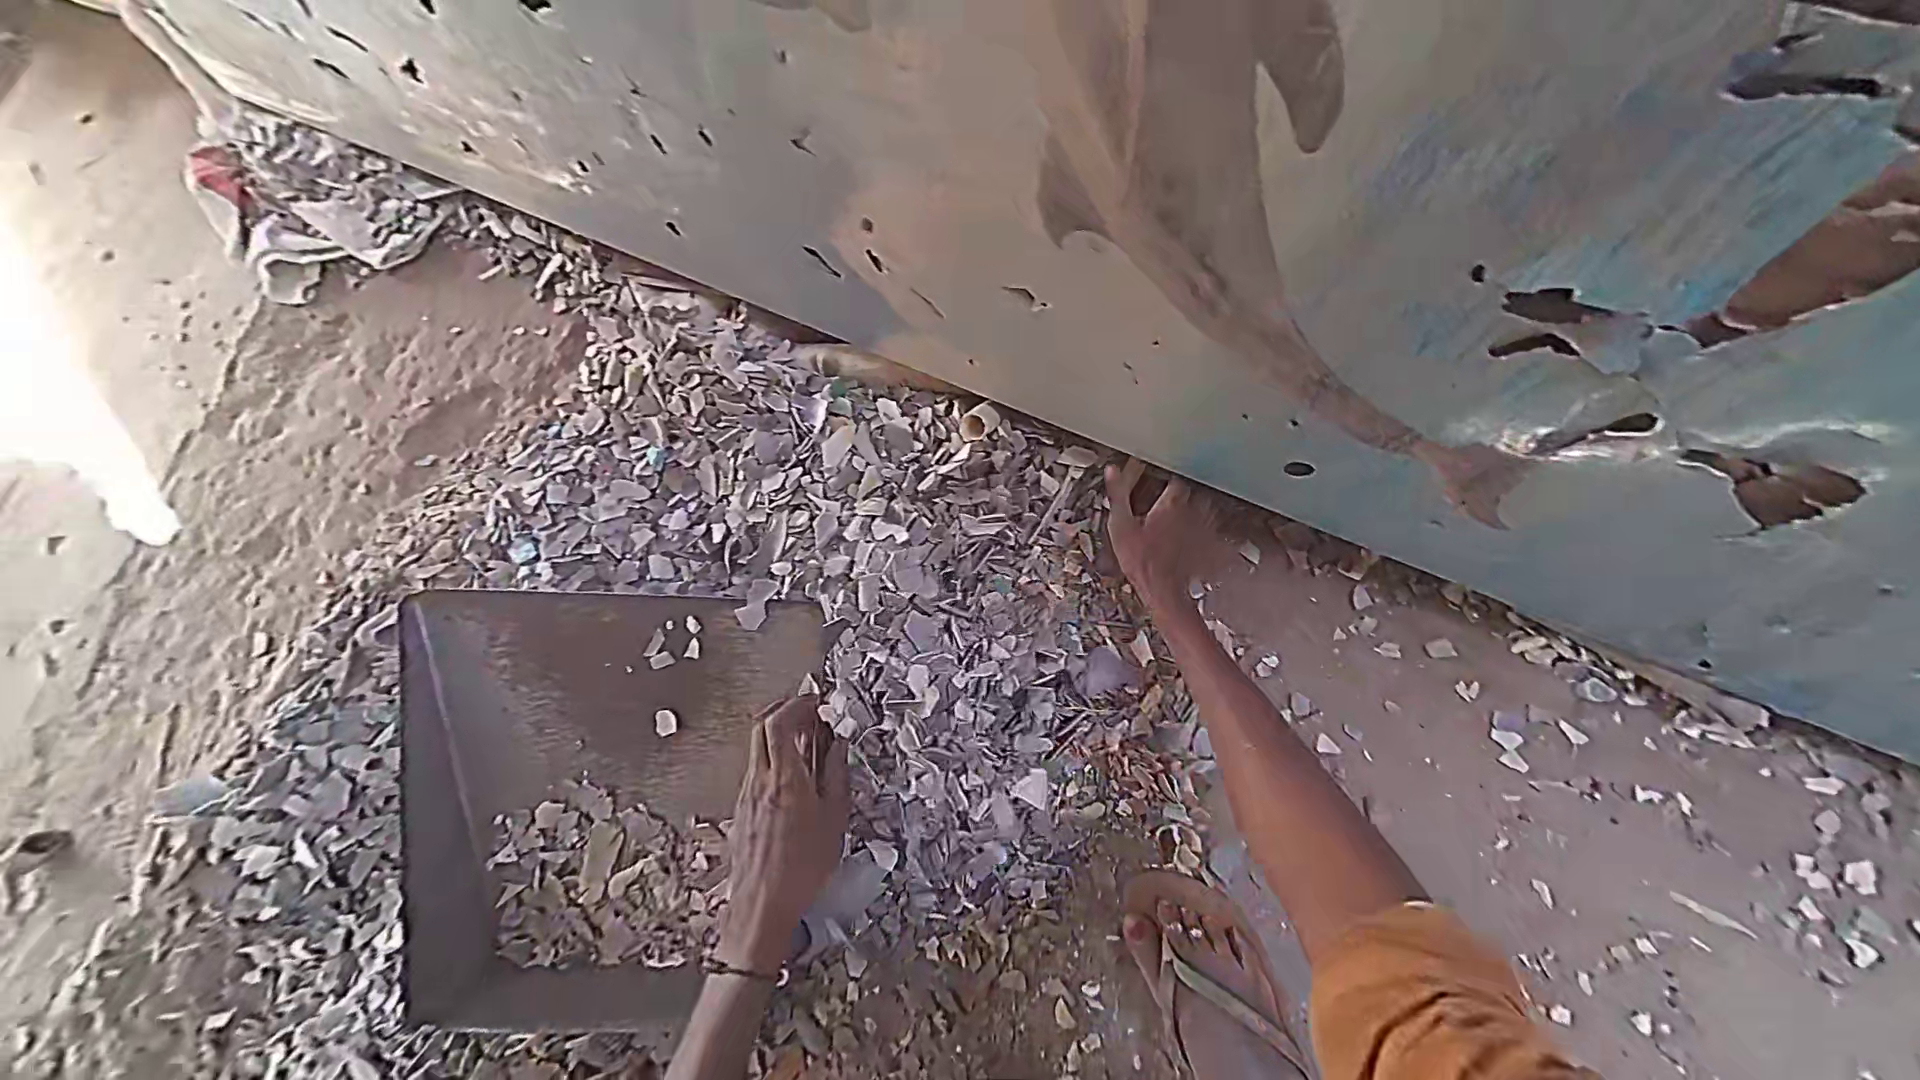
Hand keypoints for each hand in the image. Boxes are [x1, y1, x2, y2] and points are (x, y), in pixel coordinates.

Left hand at [713, 695, 849, 973]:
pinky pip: (757, 767)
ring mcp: (747, 794)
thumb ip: (836, 774)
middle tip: (810, 710)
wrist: (762, 908)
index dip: (798, 703)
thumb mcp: (834, 817)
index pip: (779, 722)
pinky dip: (775, 755)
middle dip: (786, 709)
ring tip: (808, 740)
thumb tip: (839, 745)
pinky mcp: (742, 808)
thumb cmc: (802, 869)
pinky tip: (794, 771)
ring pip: (757, 746)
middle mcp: (759, 780)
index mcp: (784, 778)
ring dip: (780, 732)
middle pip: (761, 726)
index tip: (817, 702)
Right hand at [1106, 458, 1210, 611]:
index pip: (1175, 480)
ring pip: (1205, 508)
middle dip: (1183, 492)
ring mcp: (1201, 530)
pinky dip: (1206, 528)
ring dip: (1197, 507)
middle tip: (1170, 496)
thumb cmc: (1140, 560)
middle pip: (1193, 493)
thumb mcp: (1120, 525)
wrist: (1162, 590)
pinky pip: (1212, 530)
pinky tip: (1196, 533)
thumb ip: (1118, 495)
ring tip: (1184, 511)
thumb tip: (1112, 470)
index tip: (1158, 481)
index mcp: (1170, 504)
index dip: (1166, 479)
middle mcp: (1190, 513)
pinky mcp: (1207, 546)